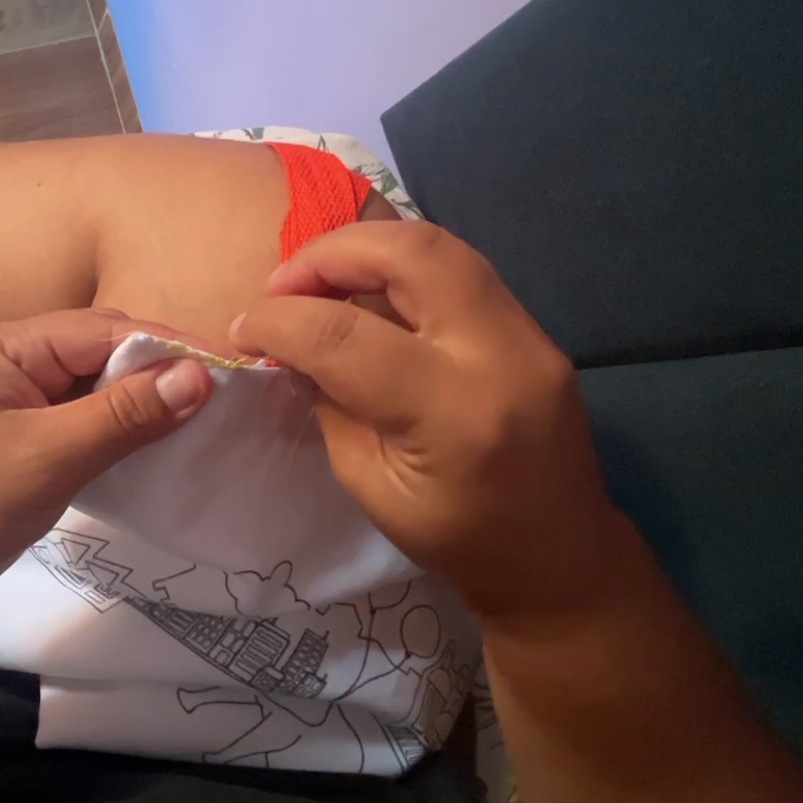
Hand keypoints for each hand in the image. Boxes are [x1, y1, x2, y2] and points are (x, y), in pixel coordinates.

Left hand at [0, 309, 211, 598]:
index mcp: (11, 345)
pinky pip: (85, 417)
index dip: (168, 346)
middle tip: (222, 399)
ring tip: (202, 419)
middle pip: (103, 351)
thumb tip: (199, 377)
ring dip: (144, 401)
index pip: (104, 330)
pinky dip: (121, 428)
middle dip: (160, 371)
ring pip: (98, 386)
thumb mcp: (47, 457)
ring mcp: (21, 396)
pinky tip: (156, 444)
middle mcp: (17, 358)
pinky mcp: (28, 432)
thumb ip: (122, 416)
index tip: (228, 370)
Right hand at [229, 220, 633, 619]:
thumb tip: (293, 350)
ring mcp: (528, 334)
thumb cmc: (455, 539)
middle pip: (410, 253)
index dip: (278, 321)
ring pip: (440, 245)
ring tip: (316, 282)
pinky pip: (457, 270)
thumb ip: (330, 404)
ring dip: (363, 249)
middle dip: (327, 253)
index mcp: (451, 415)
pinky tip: (366, 295)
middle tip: (281, 285)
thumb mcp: (368, 483)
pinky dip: (397, 268)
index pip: (345, 336)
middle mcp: (498, 356)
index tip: (242, 329)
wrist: (560, 557)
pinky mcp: (534, 329)